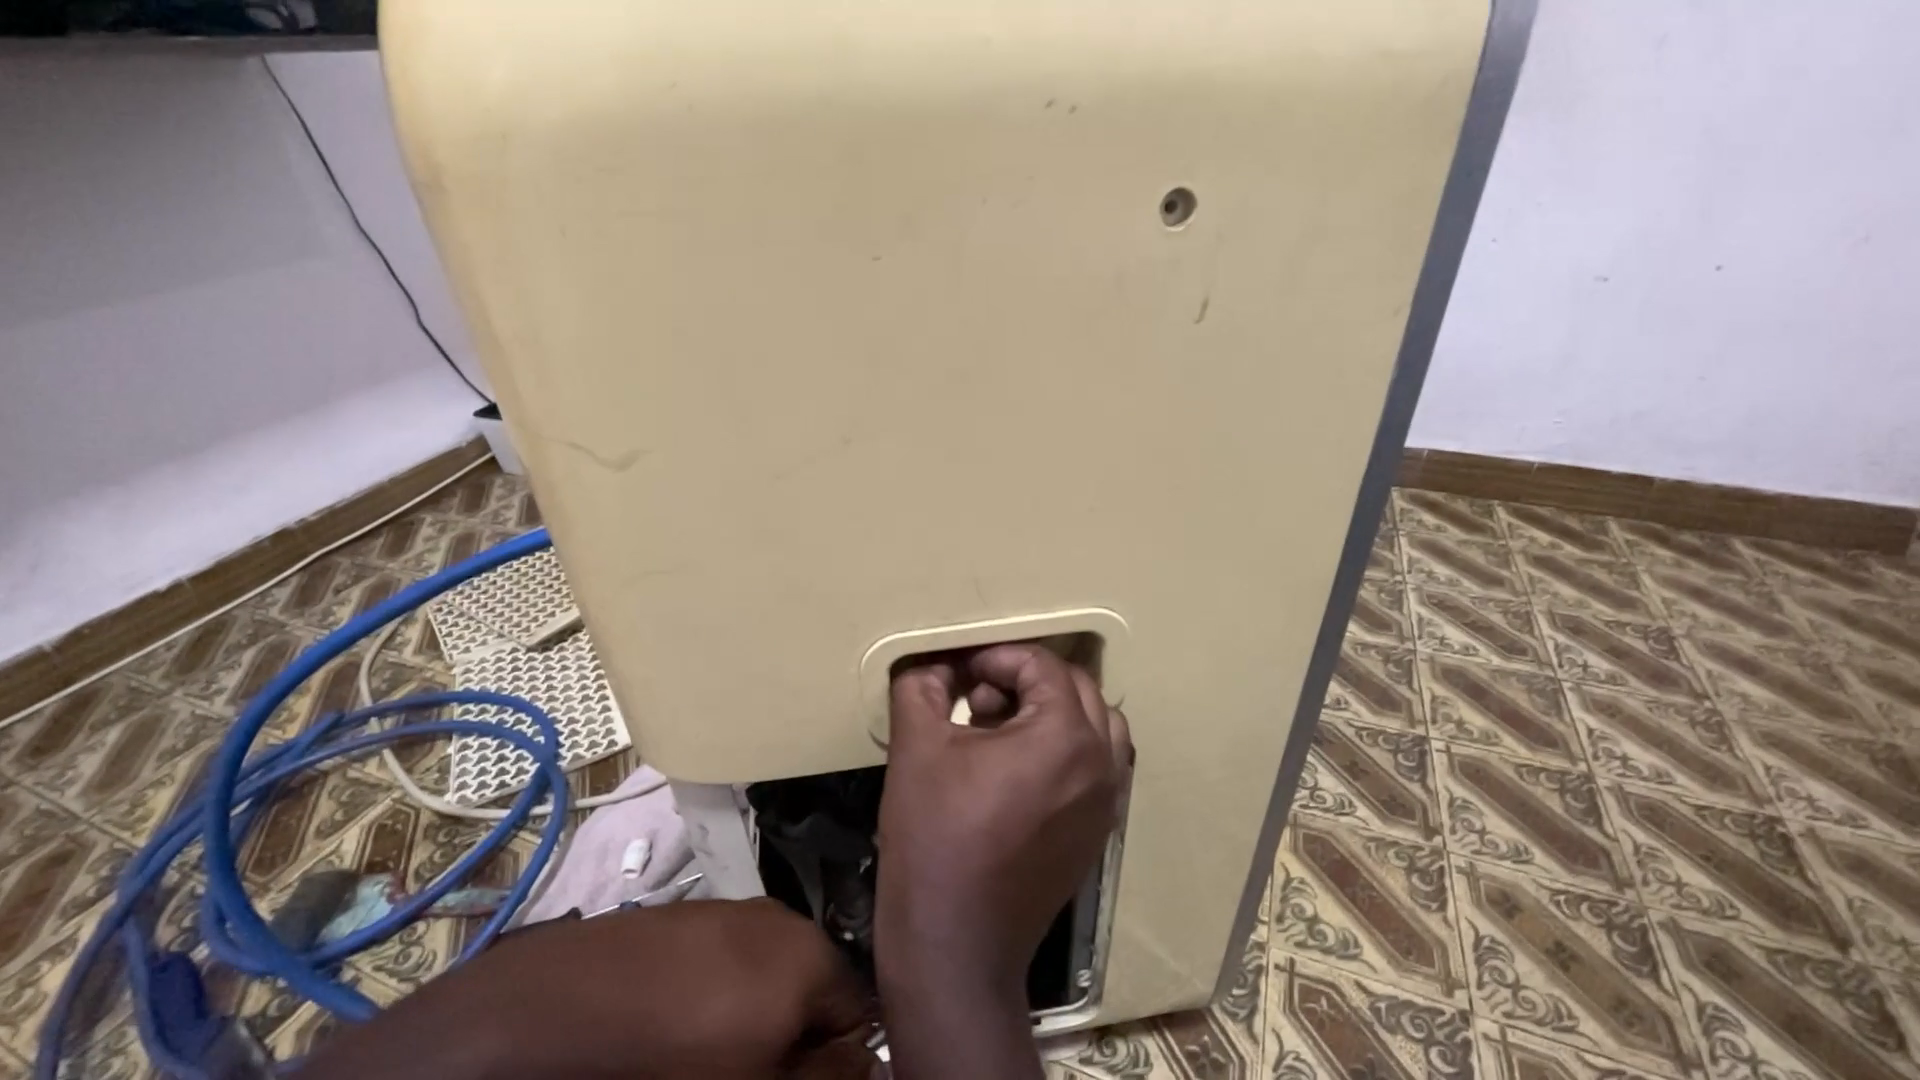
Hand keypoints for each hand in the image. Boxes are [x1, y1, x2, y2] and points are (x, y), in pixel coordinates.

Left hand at [293, 899, 876, 1079]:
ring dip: (747, 1015)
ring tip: (700, 1051)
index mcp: (810, 953)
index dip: (837, 1060)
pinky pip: (712, 961)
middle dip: (790, 1033)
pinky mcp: (668, 917)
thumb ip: (830, 1076)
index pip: (861, 1010)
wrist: (538, 1023)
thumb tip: (865, 1062)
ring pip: (760, 973)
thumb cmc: (668, 1064)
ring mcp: (717, 912)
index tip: (795, 1079)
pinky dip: (705, 996)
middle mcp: (775, 917)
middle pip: (811, 987)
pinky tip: (662, 1030)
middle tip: (745, 1068)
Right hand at [875, 643, 1130, 1002]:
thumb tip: (934, 664)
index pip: (1042, 665)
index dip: (997, 657)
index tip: (960, 673)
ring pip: (1097, 725)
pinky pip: (1098, 766)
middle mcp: (1101, 762)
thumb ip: (923, 686)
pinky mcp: (1099, 831)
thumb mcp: (917, 747)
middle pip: (1076, 688)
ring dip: (1055, 711)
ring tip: (1002, 730)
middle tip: (977, 699)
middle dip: (1026, 680)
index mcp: (1064, 735)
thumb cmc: (934, 838)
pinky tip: (1019, 769)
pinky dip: (1068, 748)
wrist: (956, 942)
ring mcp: (1107, 801)